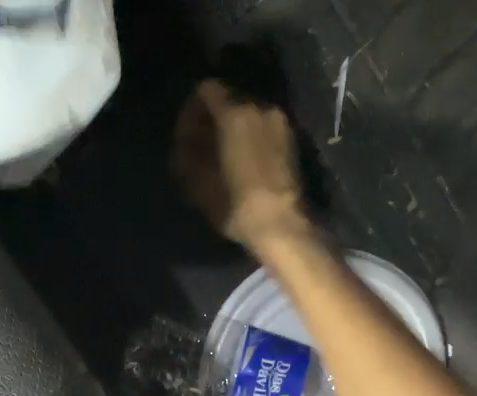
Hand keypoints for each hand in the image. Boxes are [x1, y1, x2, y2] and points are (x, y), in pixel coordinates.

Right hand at [173, 79, 312, 251]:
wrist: (281, 225)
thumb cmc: (234, 204)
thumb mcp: (197, 181)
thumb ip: (186, 150)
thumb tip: (185, 136)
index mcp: (234, 112)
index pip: (207, 89)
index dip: (192, 108)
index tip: (186, 132)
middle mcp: (260, 107)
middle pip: (229, 100)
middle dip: (213, 119)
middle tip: (202, 146)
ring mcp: (279, 122)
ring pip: (247, 115)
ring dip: (232, 130)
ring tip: (223, 157)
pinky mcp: (291, 139)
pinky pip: (262, 128)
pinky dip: (249, 138)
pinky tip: (243, 163)